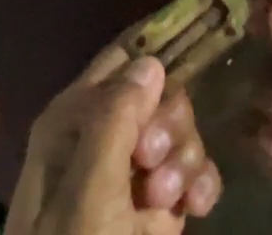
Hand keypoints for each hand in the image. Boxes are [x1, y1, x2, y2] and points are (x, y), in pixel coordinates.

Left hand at [6, 46, 222, 234]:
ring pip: (179, 135)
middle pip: (158, 98)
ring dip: (184, 164)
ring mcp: (129, 174)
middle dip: (170, 129)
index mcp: (71, 120)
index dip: (154, 69)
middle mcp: (100, 138)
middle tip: (154, 167)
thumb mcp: (88, 193)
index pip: (121, 62)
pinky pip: (191, 174)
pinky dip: (200, 187)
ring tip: (166, 204)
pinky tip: (196, 209)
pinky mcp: (154, 209)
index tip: (176, 90)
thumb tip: (151, 62)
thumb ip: (115, 121)